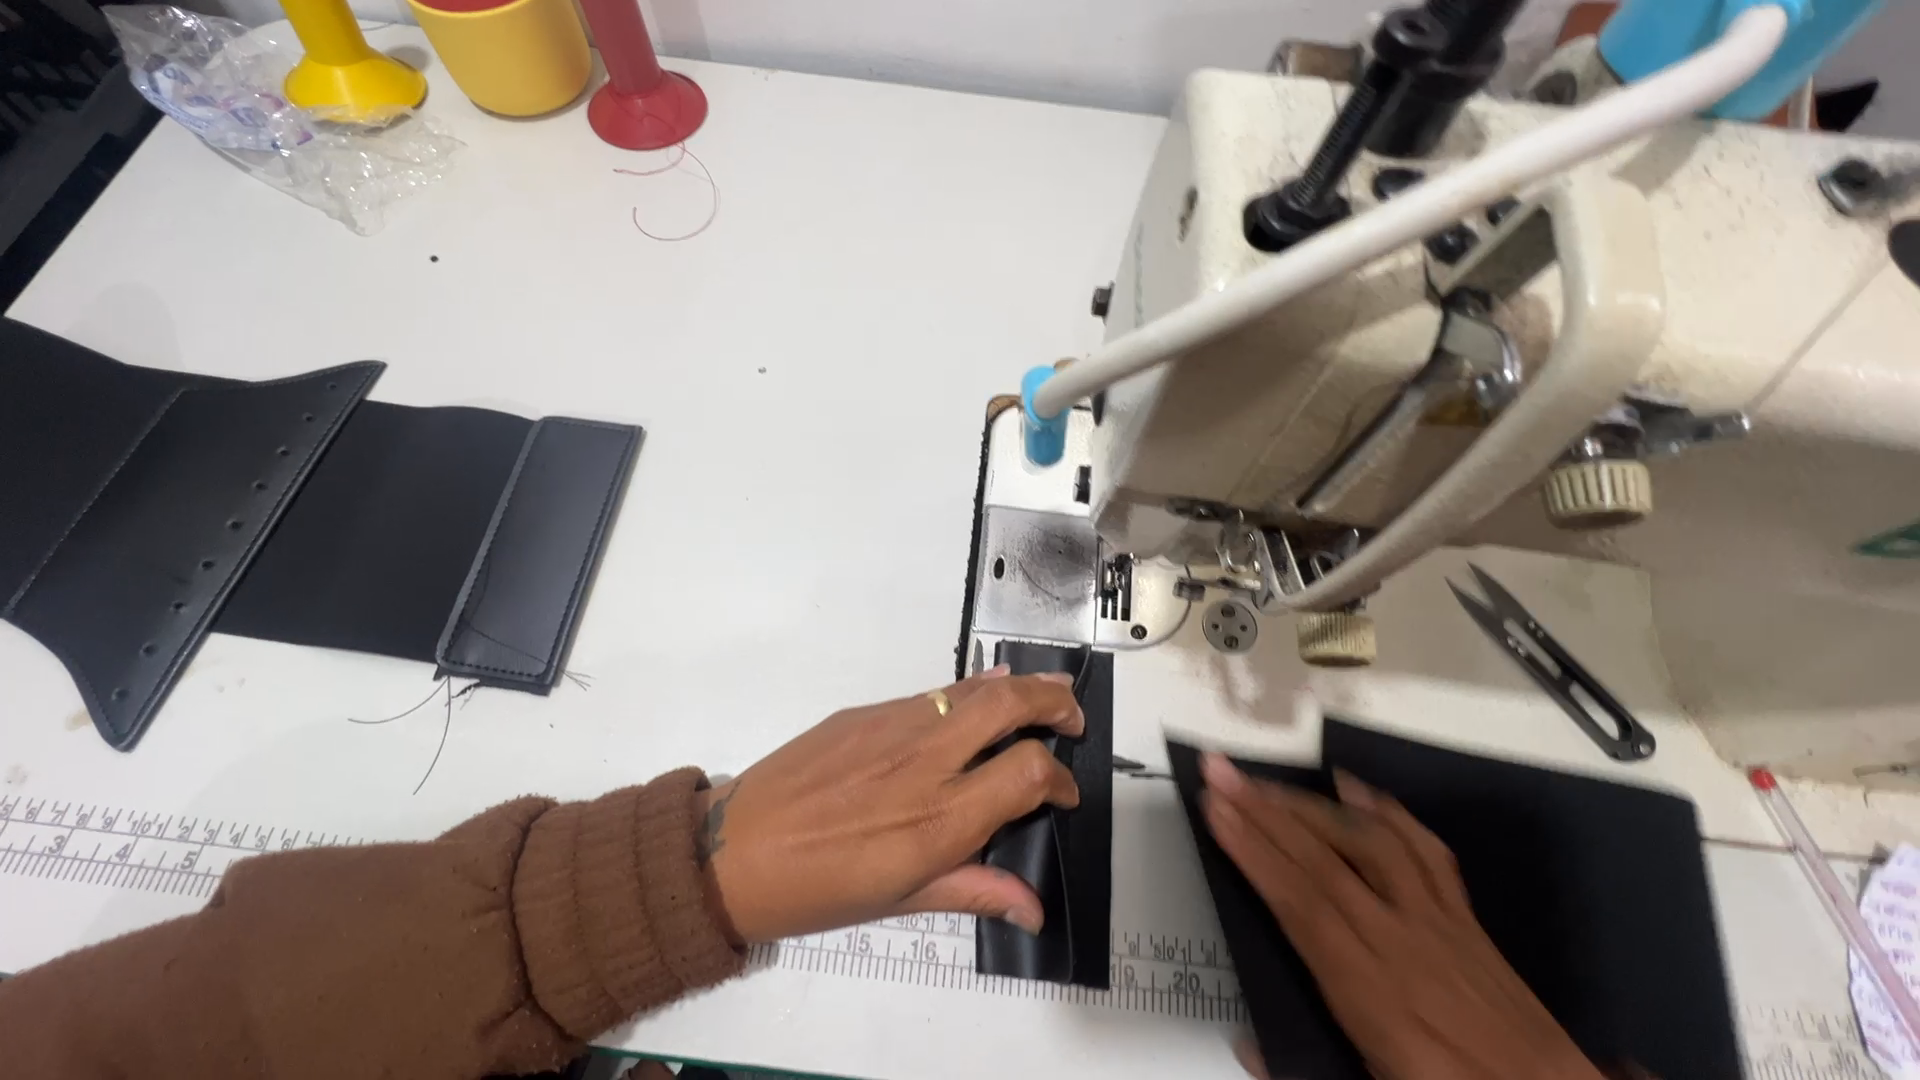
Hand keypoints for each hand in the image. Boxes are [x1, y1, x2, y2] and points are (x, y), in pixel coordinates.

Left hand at [701, 666, 1083, 942]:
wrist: (735, 851)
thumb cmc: (821, 890)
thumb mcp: (901, 900)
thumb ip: (975, 890)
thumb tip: (1035, 910)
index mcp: (939, 818)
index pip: (1026, 774)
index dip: (1058, 779)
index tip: (1062, 794)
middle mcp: (925, 762)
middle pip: (1008, 706)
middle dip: (1053, 703)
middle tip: (1072, 716)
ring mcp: (893, 727)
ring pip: (971, 689)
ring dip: (1018, 686)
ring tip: (1046, 691)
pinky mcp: (865, 711)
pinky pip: (931, 694)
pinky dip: (968, 691)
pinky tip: (979, 696)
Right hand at [1201, 754, 1606, 1079]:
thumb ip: (1302, 1072)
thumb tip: (1244, 1043)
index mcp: (1374, 995)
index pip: (1301, 904)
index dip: (1253, 852)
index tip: (1213, 809)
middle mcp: (1402, 943)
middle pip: (1325, 861)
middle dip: (1264, 810)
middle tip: (1218, 769)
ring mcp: (1438, 922)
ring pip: (1368, 843)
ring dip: (1309, 804)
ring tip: (1263, 778)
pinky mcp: (1467, 917)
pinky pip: (1427, 852)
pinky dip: (1386, 811)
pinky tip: (1352, 786)